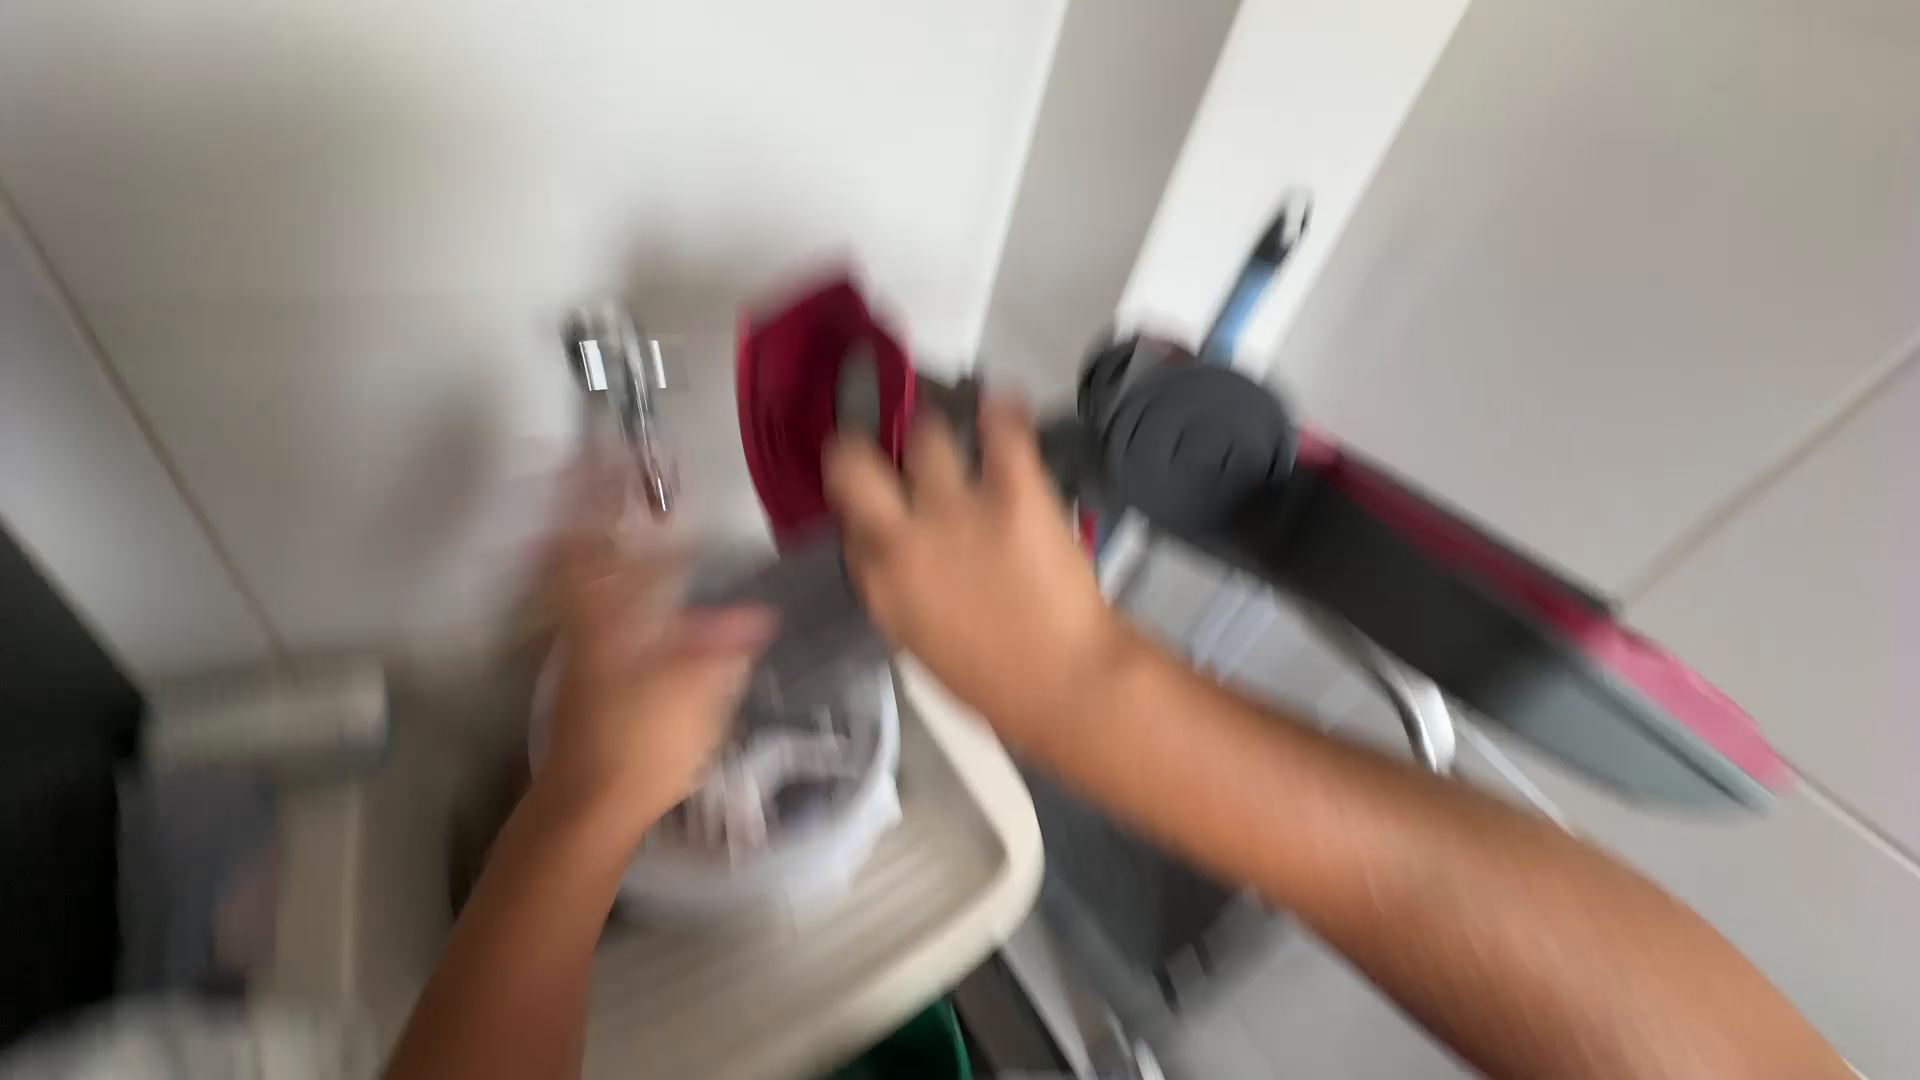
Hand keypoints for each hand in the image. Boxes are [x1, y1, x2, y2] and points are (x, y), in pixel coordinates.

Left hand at [534, 479, 774, 838]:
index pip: (627, 557)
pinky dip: (568, 566)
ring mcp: (574, 642)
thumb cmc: (643, 749)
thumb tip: (759, 616)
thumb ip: (723, 651)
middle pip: (572, 550)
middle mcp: (585, 625)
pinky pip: (564, 598)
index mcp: (614, 628)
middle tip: (589, 458)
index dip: (643, 514)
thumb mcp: (696, 700)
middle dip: (581, 500)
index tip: (657, 475)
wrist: (589, 804)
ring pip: (560, 571)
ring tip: (572, 490)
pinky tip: (590, 564)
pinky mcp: (575, 662)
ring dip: (566, 526)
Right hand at [823, 400, 1135, 751]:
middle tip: (879, 445)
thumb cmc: (994, 681)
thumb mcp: (922, 645)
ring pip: (928, 438)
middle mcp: (905, 538)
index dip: (864, 510)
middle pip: (857, 466)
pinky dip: (1002, 412)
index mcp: (881, 585)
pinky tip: (1002, 404)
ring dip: (936, 434)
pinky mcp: (1015, 492)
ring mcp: (959, 510)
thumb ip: (900, 593)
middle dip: (862, 450)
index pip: (851, 525)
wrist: (1065, 683)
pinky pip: (1002, 430)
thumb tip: (900, 559)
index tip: (878, 504)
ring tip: (955, 432)